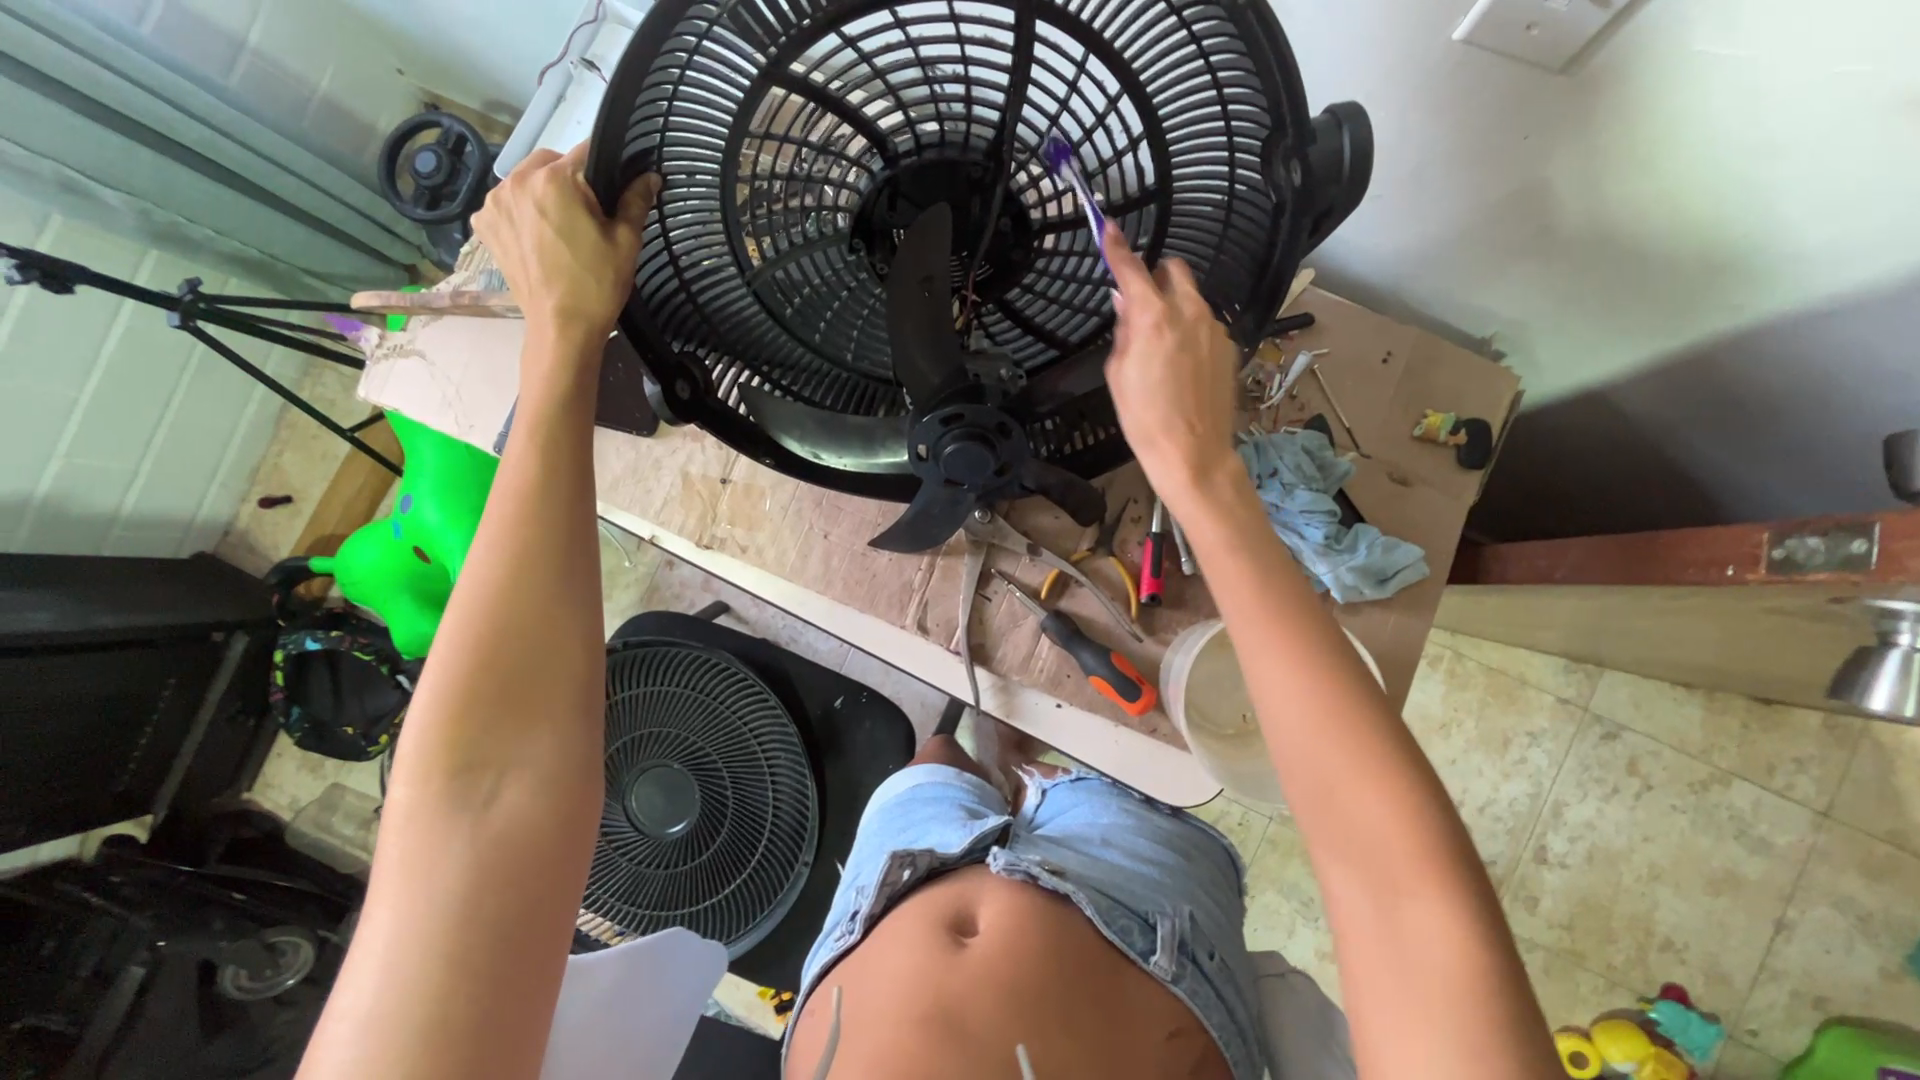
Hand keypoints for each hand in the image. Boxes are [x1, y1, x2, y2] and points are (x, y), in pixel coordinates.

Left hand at [472, 141, 659, 353]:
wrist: (561, 327)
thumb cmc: (597, 284)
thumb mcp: (625, 241)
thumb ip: (636, 200)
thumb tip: (650, 176)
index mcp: (554, 180)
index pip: (585, 152)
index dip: (604, 167)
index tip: (614, 189)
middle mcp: (516, 181)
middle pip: (549, 162)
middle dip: (569, 179)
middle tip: (588, 215)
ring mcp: (494, 203)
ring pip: (526, 181)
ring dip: (544, 193)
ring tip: (562, 228)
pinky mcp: (485, 224)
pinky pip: (508, 204)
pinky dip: (523, 213)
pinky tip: (539, 238)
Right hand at [1102, 222, 1241, 499]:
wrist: (1193, 452)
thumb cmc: (1144, 418)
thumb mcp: (1118, 373)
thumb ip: (1123, 329)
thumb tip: (1125, 301)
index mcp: (1154, 317)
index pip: (1131, 268)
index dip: (1117, 247)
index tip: (1107, 227)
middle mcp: (1190, 312)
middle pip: (1174, 270)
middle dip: (1156, 277)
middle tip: (1140, 304)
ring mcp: (1215, 327)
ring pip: (1192, 298)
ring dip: (1174, 306)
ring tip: (1161, 346)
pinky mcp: (1229, 346)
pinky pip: (1205, 323)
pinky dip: (1190, 330)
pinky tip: (1181, 364)